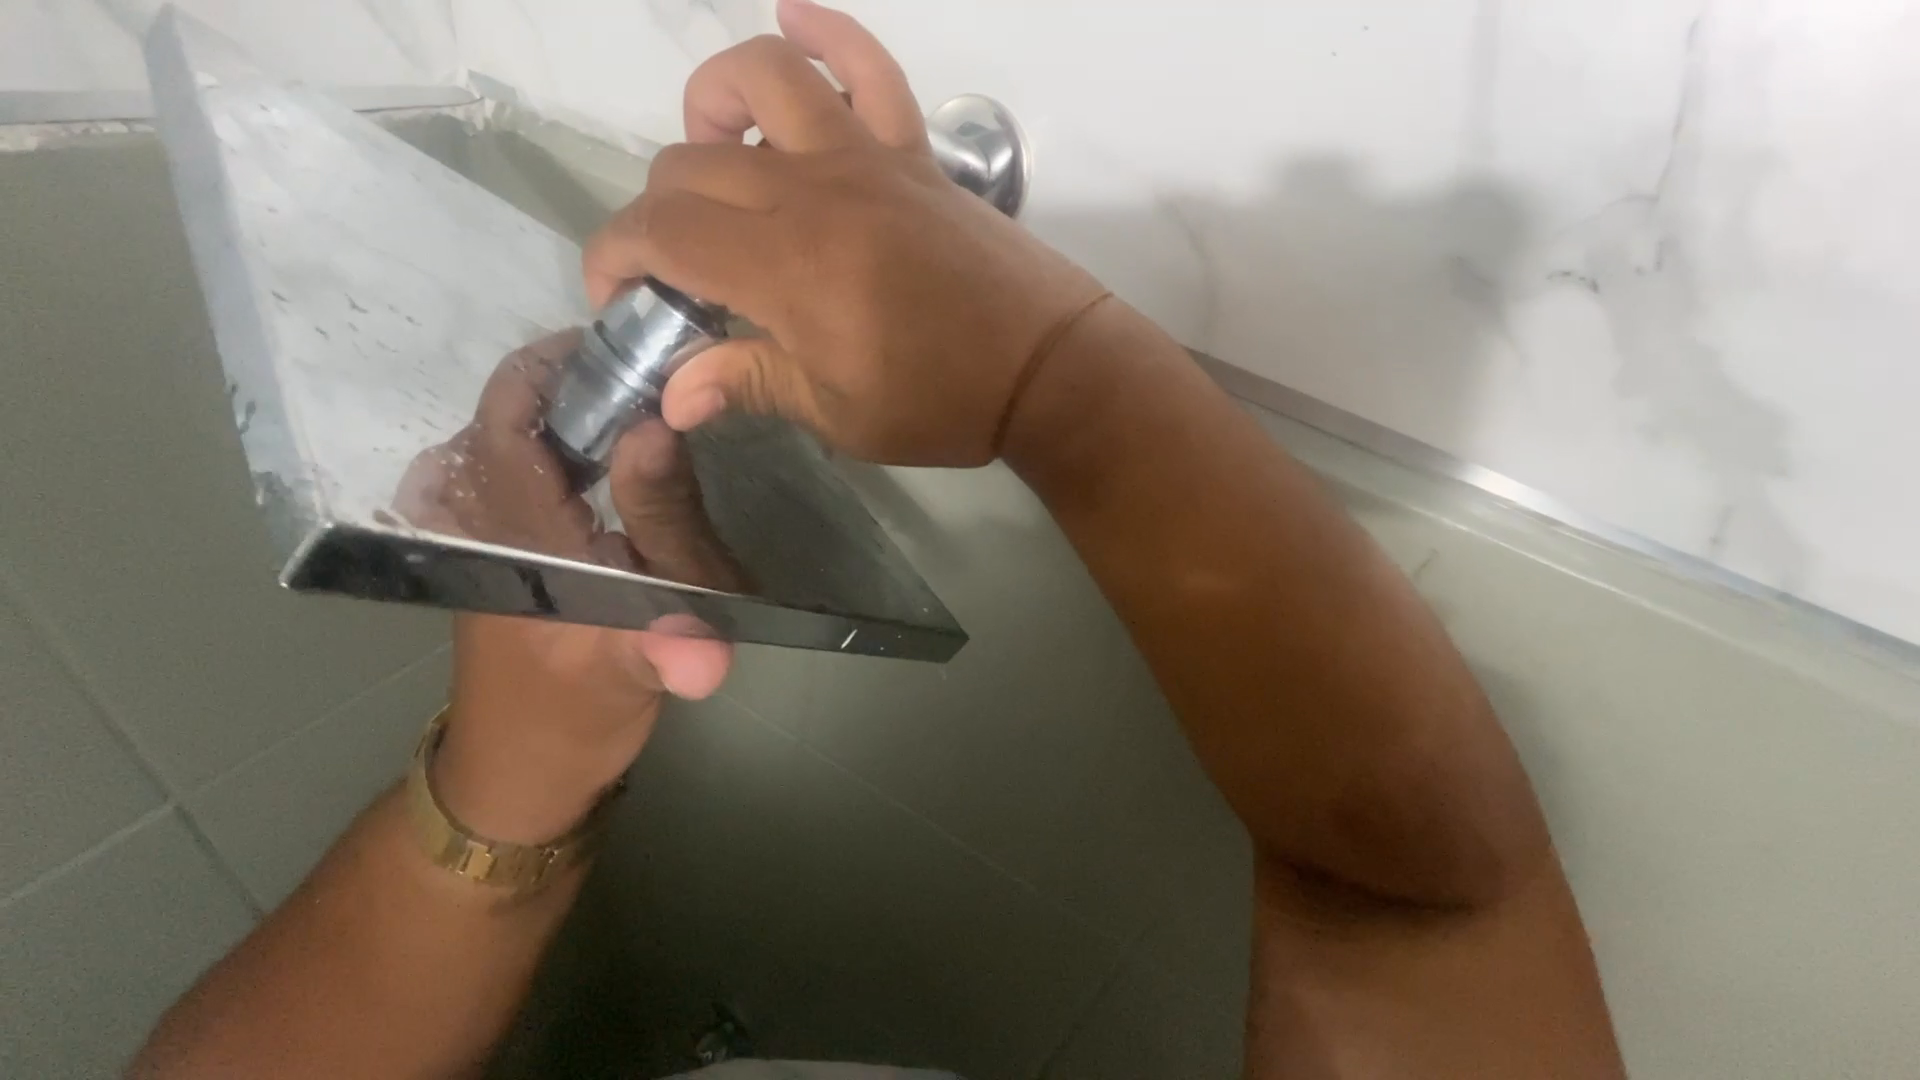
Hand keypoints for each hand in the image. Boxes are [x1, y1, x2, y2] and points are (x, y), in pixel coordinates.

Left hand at [394, 333, 737, 843]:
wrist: (524, 777)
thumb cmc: (577, 716)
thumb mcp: (638, 645)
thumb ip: (661, 561)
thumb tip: (663, 437)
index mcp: (512, 539)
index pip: (506, 424)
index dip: (547, 369)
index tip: (617, 343)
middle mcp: (486, 527)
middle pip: (506, 425)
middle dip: (567, 385)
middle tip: (650, 370)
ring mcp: (489, 544)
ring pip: (511, 450)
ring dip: (562, 414)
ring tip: (639, 400)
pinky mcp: (506, 562)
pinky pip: (525, 483)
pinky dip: (562, 452)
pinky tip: (614, 457)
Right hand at [580, 0, 1109, 466]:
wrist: (1045, 367)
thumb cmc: (942, 403)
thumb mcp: (839, 414)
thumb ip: (750, 384)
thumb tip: (672, 395)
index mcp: (784, 268)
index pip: (662, 232)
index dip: (614, 257)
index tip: (616, 295)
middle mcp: (813, 193)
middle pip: (691, 164)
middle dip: (660, 214)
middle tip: (684, 270)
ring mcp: (867, 159)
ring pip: (764, 78)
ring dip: (713, 105)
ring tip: (717, 156)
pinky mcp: (911, 151)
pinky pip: (867, 63)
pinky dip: (826, 31)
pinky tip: (793, 19)